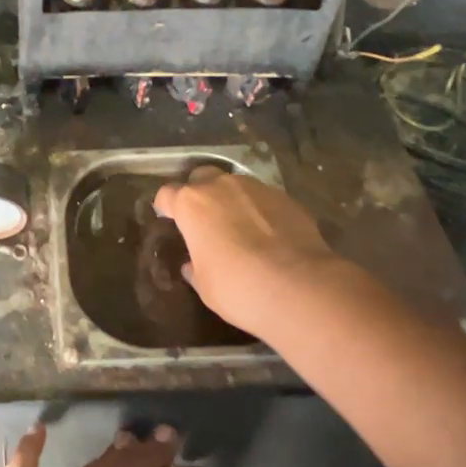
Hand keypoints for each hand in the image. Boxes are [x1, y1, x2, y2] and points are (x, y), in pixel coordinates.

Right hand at [151, 169, 338, 338]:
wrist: (299, 287)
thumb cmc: (238, 288)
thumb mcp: (205, 285)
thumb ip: (195, 267)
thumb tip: (191, 265)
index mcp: (192, 204)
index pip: (167, 194)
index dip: (167, 207)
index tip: (170, 220)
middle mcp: (221, 186)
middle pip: (201, 178)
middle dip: (200, 194)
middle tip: (205, 221)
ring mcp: (256, 188)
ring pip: (235, 186)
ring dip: (232, 201)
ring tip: (241, 228)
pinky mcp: (285, 197)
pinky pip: (263, 199)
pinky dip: (260, 211)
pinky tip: (269, 236)